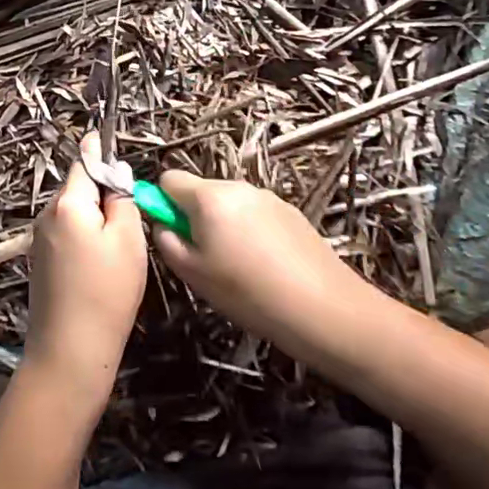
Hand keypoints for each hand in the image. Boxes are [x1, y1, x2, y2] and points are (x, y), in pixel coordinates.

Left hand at [25, 133, 147, 386]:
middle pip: (77, 187)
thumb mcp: (128, 240)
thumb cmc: (107, 291)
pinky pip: (66, 232)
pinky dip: (85, 235)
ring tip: (120, 243)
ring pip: (73, 212)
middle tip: (130, 211)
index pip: (83, 162)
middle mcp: (46, 214)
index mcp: (67, 203)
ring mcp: (39, 239)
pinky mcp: (41, 261)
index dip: (99, 151)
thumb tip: (116, 175)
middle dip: (101, 190)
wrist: (70, 350)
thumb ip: (122, 199)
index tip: (106, 137)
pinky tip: (101, 262)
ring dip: (94, 214)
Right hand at [153, 171, 376, 346]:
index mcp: (208, 197)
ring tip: (239, 267)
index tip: (175, 234)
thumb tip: (164, 224)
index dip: (164, 204)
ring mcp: (268, 197)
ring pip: (229, 204)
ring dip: (224, 225)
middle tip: (206, 257)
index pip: (169, 178)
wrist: (324, 309)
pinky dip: (251, 232)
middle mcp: (237, 187)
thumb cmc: (248, 292)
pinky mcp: (291, 212)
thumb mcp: (192, 273)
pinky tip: (266, 266)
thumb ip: (166, 240)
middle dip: (196, 216)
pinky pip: (255, 214)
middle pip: (201, 191)